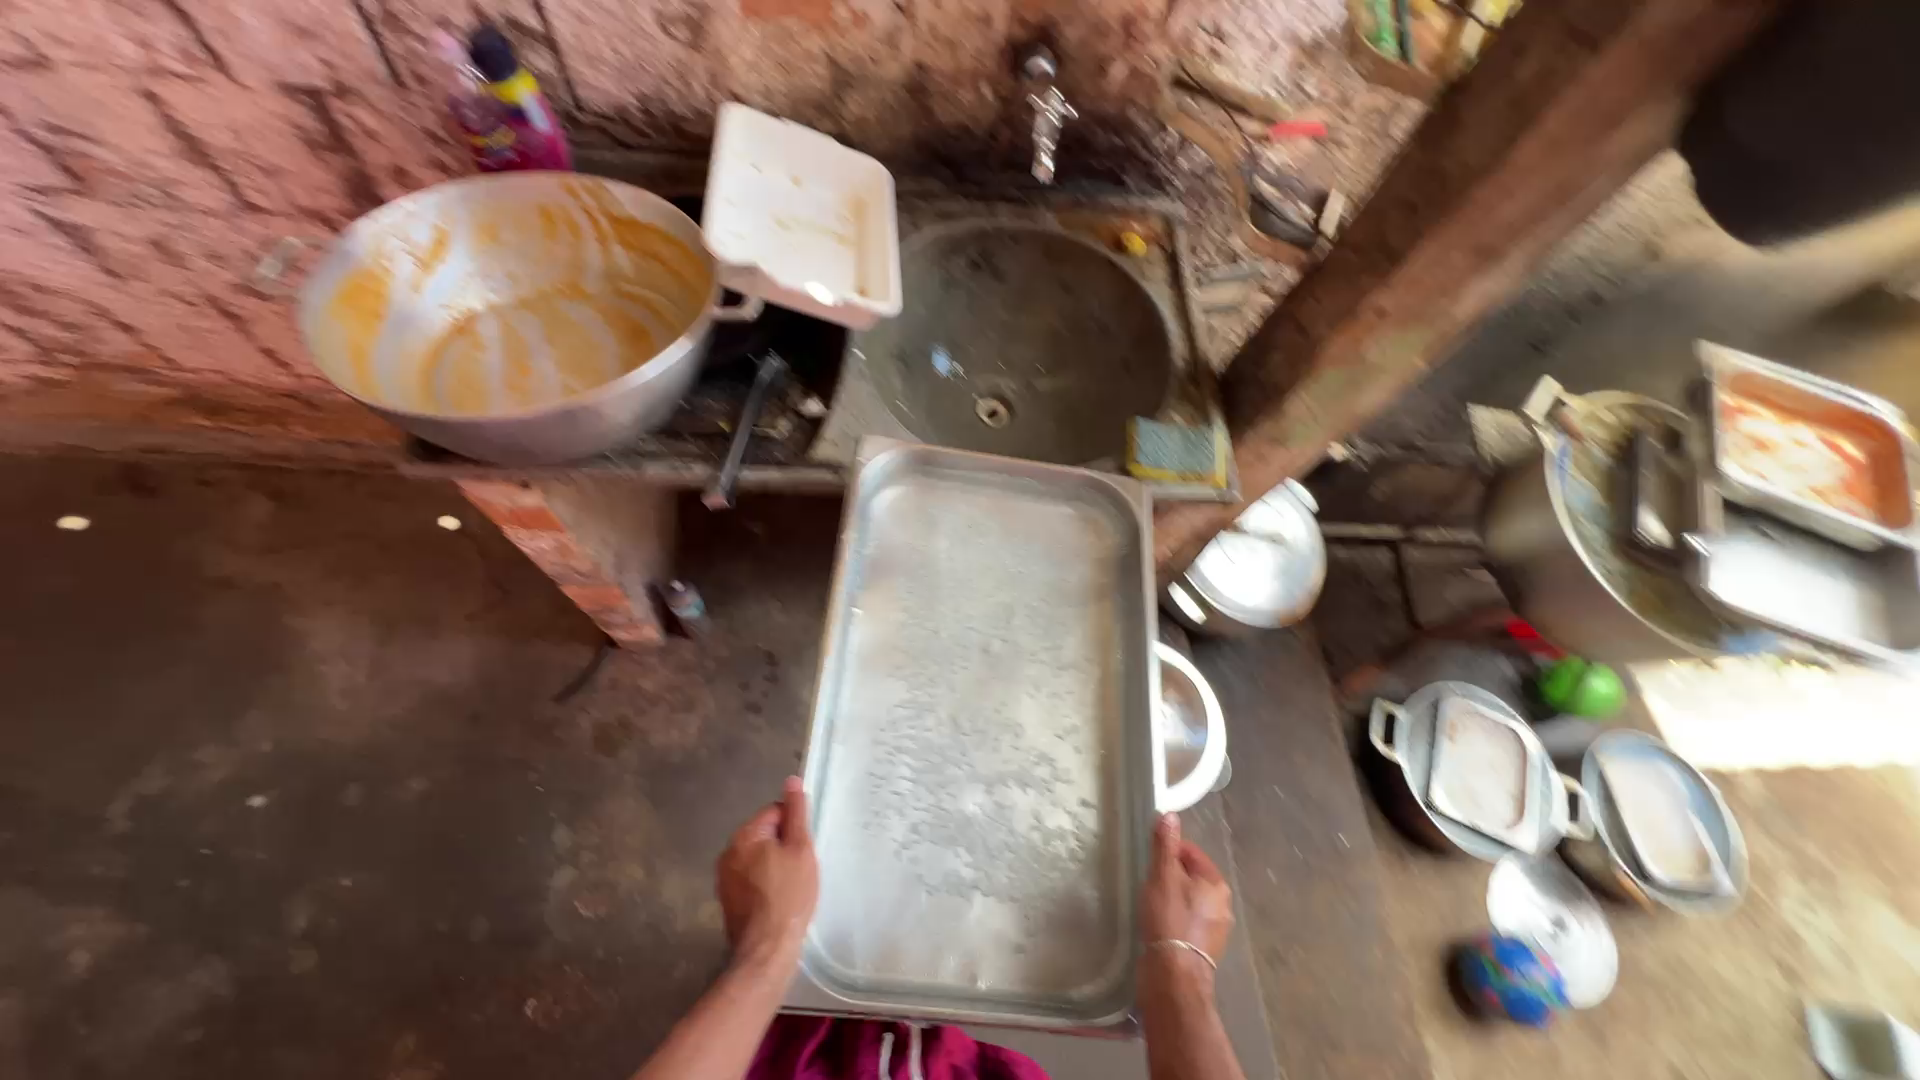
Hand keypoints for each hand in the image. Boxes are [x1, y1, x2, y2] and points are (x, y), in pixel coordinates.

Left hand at [716, 776, 818, 966]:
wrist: (767, 948)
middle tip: (799, 869)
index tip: (802, 850)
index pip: (774, 812)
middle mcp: (728, 851)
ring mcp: (724, 877)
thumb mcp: (800, 848)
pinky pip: (750, 878)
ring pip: (757, 857)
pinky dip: (763, 883)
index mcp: (745, 835)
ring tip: (790, 886)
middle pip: (764, 834)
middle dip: (782, 846)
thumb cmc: (789, 894)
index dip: (793, 828)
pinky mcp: (727, 899)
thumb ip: (796, 813)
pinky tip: (777, 900)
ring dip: (773, 865)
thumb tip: (791, 780)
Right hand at [1142, 812, 1232, 974]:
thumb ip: (1165, 845)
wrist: (1174, 976)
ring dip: (1172, 897)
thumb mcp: (1162, 876)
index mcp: (1217, 884)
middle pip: (1191, 876)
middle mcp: (1222, 905)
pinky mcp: (1204, 948)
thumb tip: (1170, 814)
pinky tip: (1158, 924)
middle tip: (1148, 882)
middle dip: (1170, 875)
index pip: (1192, 852)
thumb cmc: (1169, 920)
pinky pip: (1187, 921)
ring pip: (1189, 900)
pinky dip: (1174, 918)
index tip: (1150, 860)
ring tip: (1150, 903)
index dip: (1169, 851)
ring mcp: (1215, 929)